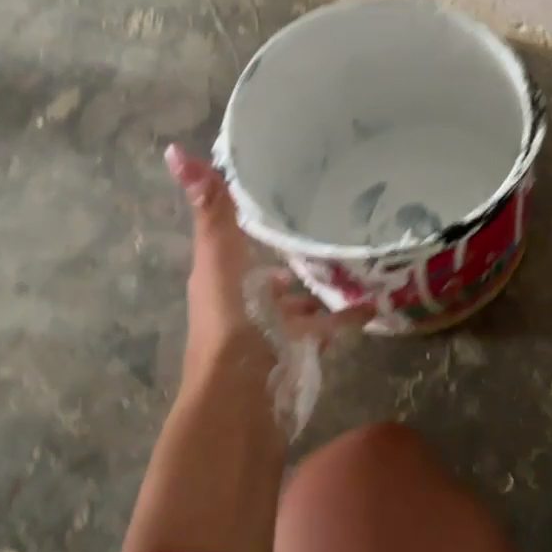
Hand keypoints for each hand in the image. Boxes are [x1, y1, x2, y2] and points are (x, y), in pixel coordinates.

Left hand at [163, 144, 370, 375]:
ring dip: (321, 286)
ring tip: (360, 260)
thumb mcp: (220, 259)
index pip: (236, 236)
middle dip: (294, 253)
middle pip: (270, 270)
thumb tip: (176, 153)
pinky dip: (349, 316)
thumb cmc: (231, 323)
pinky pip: (328, 327)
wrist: (243, 398)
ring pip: (299, 300)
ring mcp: (272, 328)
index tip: (289, 186)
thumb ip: (212, 212)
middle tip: (334, 222)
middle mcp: (244, 301)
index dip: (255, 212)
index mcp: (221, 278)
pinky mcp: (298, 351)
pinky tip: (375, 304)